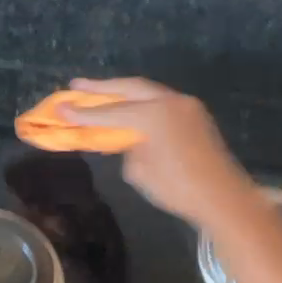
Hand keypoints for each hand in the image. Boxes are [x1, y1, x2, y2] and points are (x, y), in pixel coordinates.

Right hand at [60, 77, 249, 224]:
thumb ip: (127, 147)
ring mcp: (185, 105)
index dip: (82, 112)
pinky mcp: (194, 115)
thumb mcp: (138, 171)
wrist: (221, 197)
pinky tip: (128, 108)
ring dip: (122, 92)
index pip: (109, 112)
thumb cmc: (176, 189)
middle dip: (101, 88)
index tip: (59, 108)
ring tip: (98, 93)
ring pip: (146, 92)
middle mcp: (169, 101)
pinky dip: (140, 102)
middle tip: (76, 85)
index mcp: (153, 114)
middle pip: (129, 88)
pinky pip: (160, 102)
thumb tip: (127, 139)